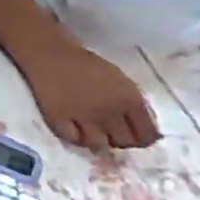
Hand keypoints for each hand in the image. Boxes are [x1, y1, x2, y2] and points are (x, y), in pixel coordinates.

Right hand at [19, 43, 161, 149]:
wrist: (51, 55)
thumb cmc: (88, 65)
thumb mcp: (122, 81)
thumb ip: (133, 104)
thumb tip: (140, 126)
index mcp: (130, 101)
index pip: (147, 135)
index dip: (144, 140)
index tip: (137, 138)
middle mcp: (109, 112)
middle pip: (124, 142)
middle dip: (121, 141)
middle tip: (113, 136)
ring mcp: (82, 116)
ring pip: (98, 145)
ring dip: (100, 143)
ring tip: (95, 138)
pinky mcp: (58, 118)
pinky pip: (72, 139)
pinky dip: (76, 138)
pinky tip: (76, 132)